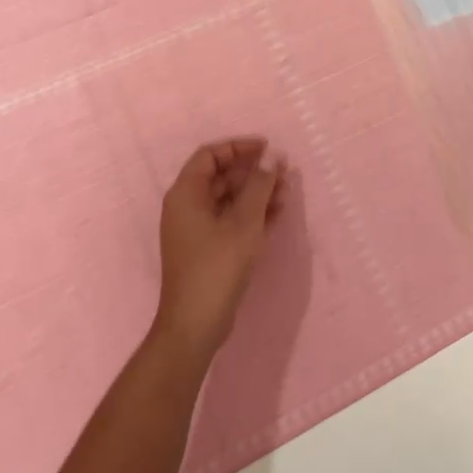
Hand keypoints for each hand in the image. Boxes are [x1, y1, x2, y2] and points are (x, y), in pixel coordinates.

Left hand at [151, 138, 285, 359]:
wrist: (195, 324)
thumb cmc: (217, 266)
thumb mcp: (244, 222)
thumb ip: (260, 185)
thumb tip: (273, 156)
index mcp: (186, 194)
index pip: (210, 155)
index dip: (239, 148)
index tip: (268, 149)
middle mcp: (187, 207)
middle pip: (221, 177)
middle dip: (253, 172)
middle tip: (284, 172)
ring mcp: (196, 230)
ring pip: (228, 199)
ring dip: (256, 193)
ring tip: (287, 193)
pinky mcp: (207, 249)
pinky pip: (230, 220)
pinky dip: (251, 214)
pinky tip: (277, 214)